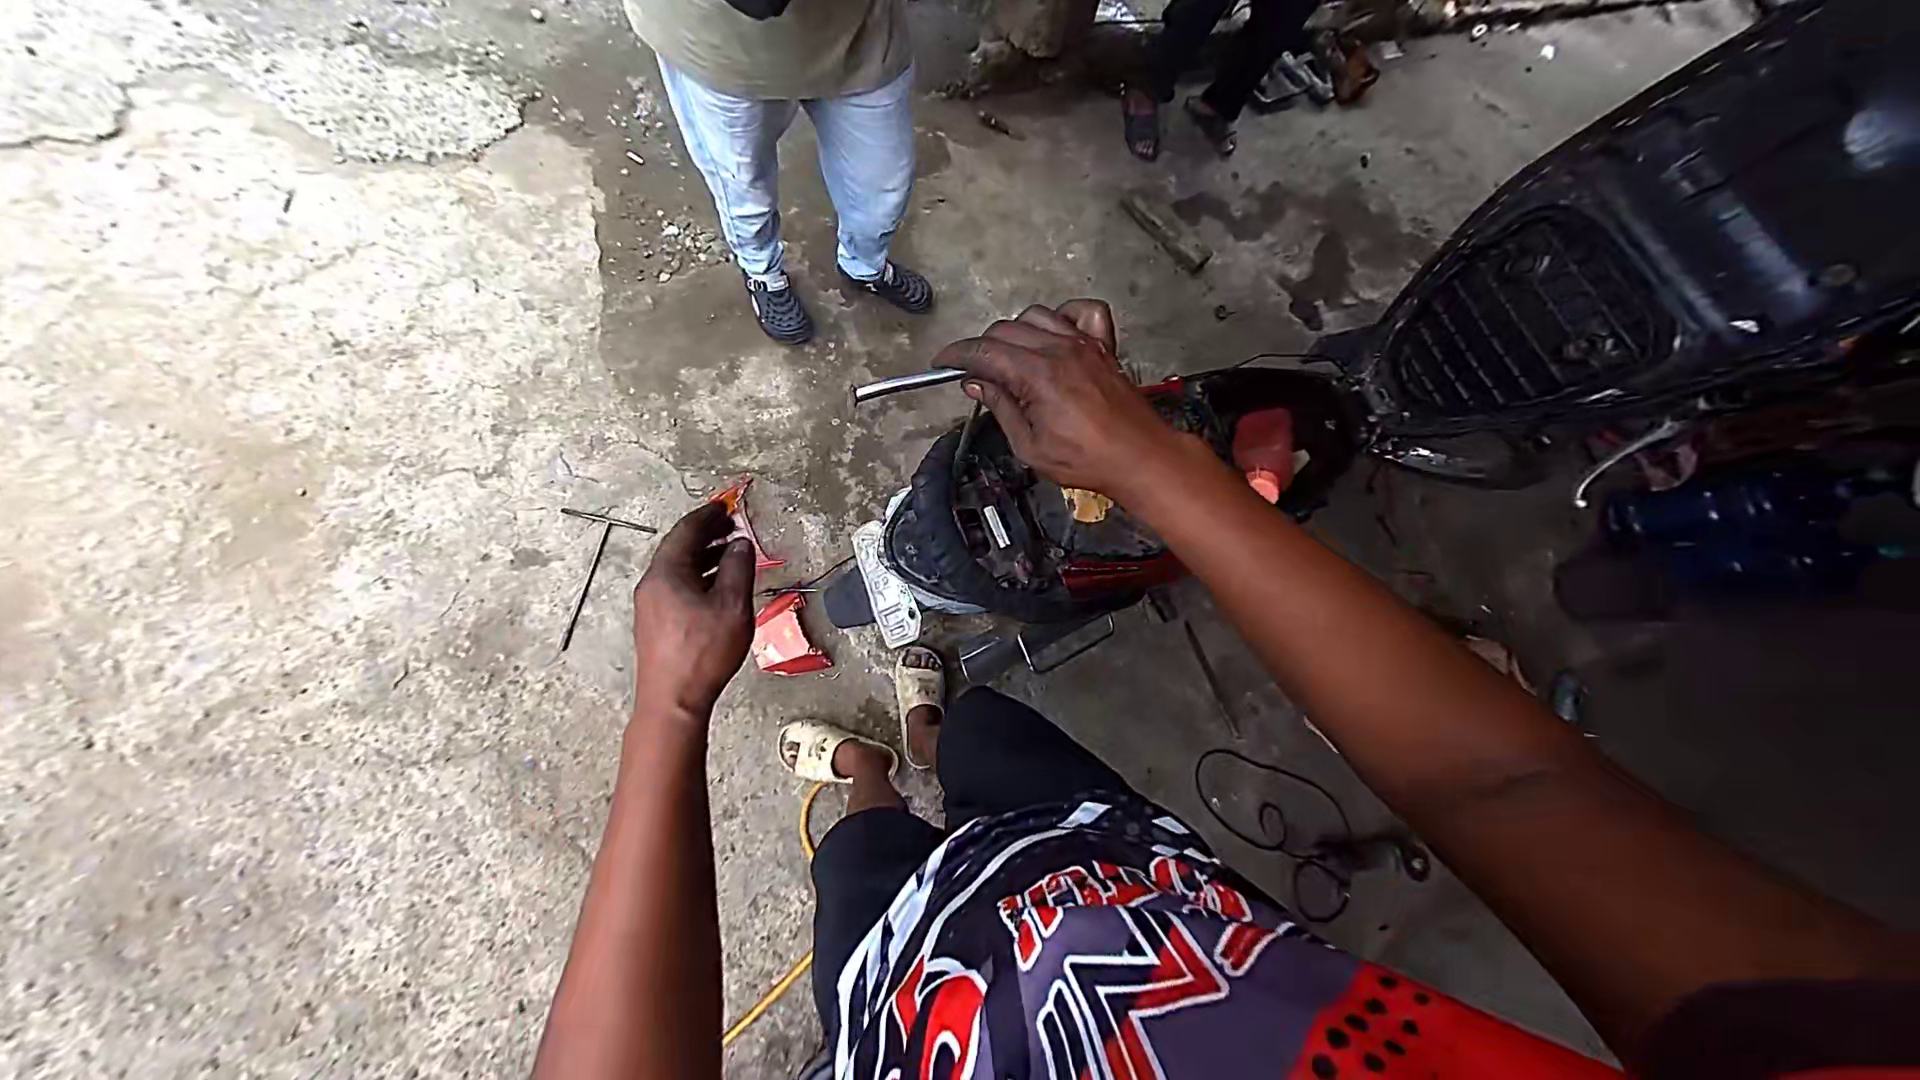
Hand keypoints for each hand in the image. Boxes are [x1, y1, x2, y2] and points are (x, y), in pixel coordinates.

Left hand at [629, 503, 754, 723]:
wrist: (672, 699)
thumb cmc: (704, 651)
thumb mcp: (732, 605)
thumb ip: (738, 567)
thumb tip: (740, 544)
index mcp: (667, 573)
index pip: (686, 532)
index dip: (708, 516)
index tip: (725, 507)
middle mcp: (652, 584)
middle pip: (679, 548)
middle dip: (706, 534)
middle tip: (731, 526)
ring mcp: (650, 604)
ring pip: (678, 568)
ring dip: (704, 555)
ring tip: (730, 553)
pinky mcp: (655, 622)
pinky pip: (676, 585)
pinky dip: (698, 575)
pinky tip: (716, 584)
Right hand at [935, 301, 1186, 497]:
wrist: (1137, 457)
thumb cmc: (1091, 459)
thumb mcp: (1029, 447)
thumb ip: (1001, 408)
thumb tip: (979, 386)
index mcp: (1038, 375)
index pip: (984, 351)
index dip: (957, 355)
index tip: (944, 361)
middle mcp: (1060, 350)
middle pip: (1004, 330)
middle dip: (981, 348)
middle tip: (975, 373)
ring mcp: (1084, 344)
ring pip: (1035, 315)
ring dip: (1014, 333)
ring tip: (1009, 358)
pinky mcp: (1102, 347)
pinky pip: (1082, 311)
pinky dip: (1062, 315)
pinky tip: (1053, 334)